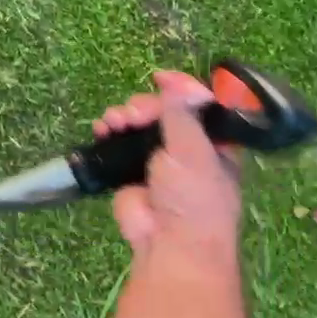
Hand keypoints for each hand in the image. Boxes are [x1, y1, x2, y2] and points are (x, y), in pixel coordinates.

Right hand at [93, 70, 241, 257]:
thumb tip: (184, 83)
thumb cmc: (193, 198)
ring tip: (114, 124)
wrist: (167, 240)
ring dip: (122, 116)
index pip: (200, 108)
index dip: (182, 89)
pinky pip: (117, 138)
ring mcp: (157, 159)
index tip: (160, 77)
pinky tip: (102, 130)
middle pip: (163, 111)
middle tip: (134, 115)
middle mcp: (187, 149)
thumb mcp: (193, 152)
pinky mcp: (130, 167)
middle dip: (144, 106)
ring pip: (137, 122)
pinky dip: (108, 129)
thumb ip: (184, 115)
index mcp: (214, 147)